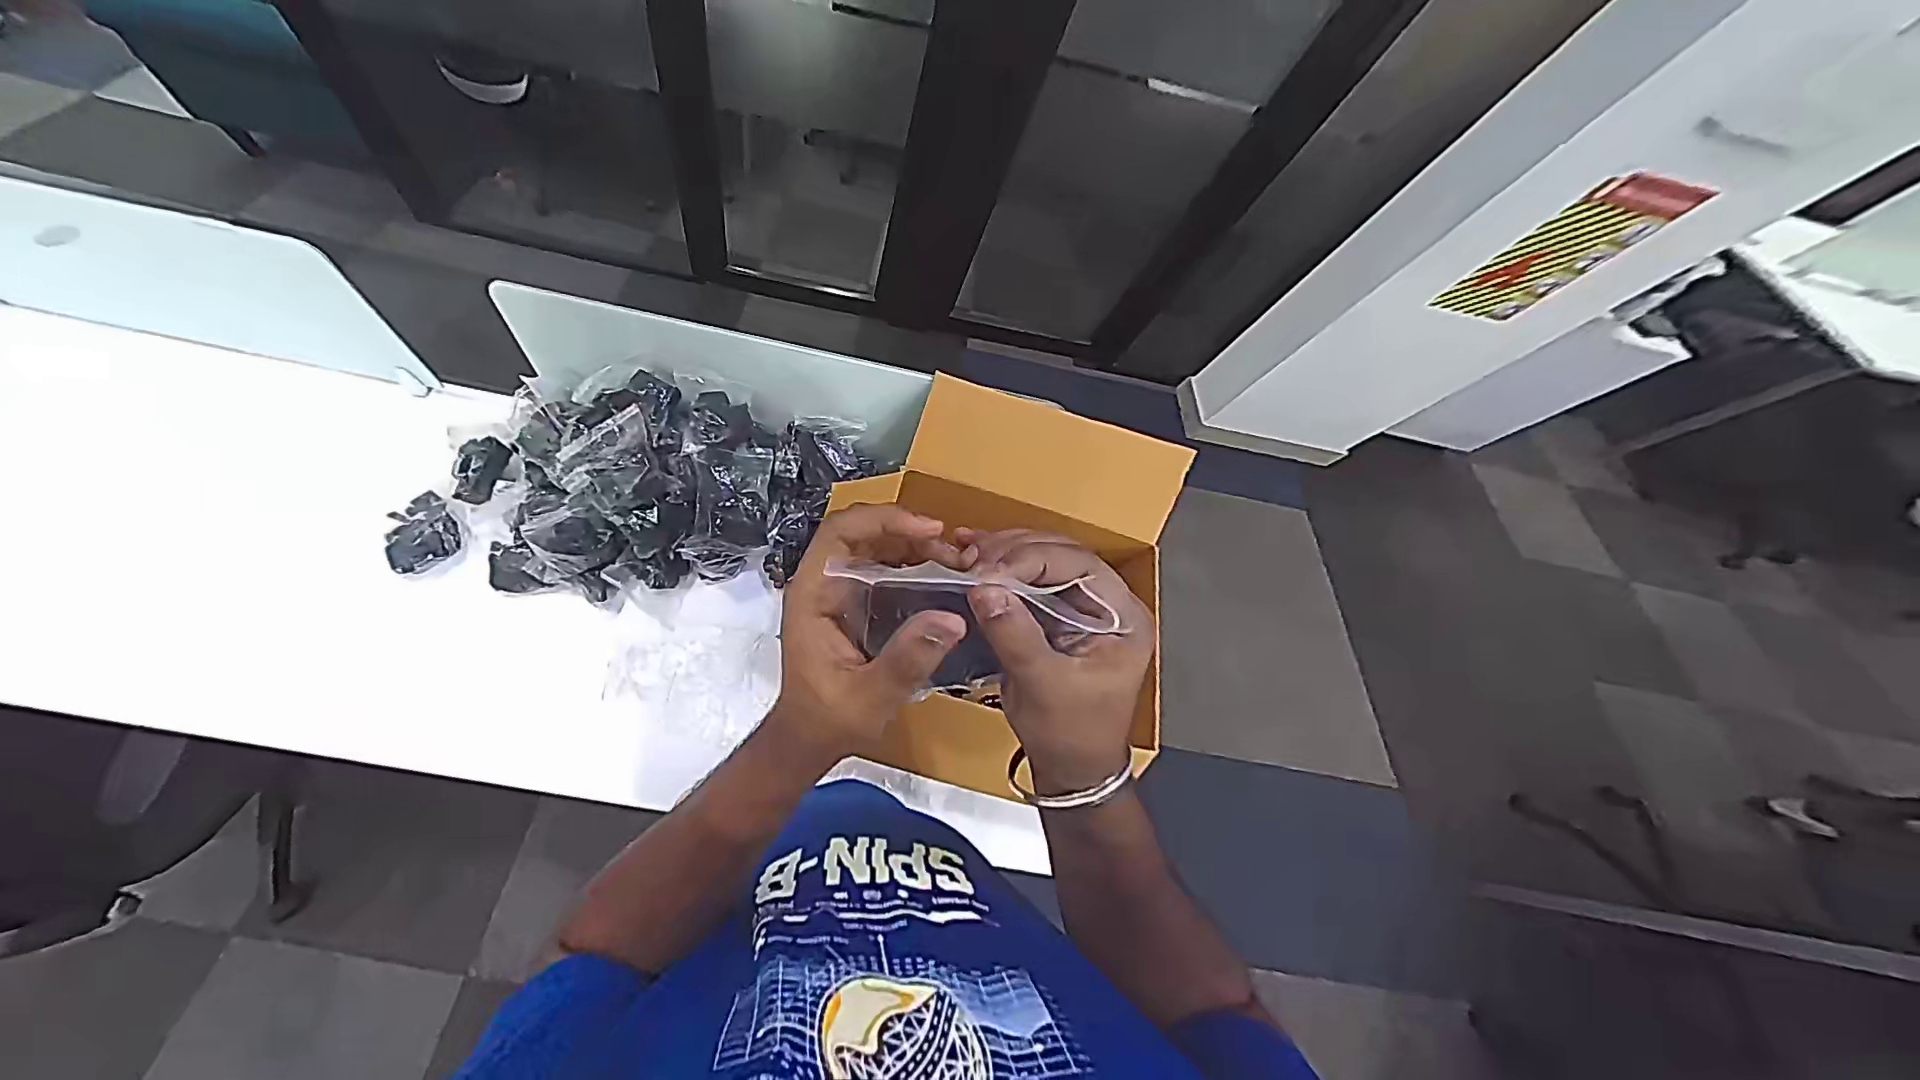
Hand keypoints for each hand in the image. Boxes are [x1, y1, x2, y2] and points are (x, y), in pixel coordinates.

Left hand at [768, 505, 969, 764]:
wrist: (812, 735)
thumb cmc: (829, 718)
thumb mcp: (870, 696)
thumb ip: (906, 661)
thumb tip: (952, 620)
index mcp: (814, 594)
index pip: (840, 532)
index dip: (884, 519)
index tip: (929, 530)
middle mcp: (824, 583)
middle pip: (863, 532)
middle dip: (909, 532)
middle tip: (952, 552)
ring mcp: (840, 590)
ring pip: (877, 546)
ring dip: (915, 546)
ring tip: (954, 563)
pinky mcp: (856, 602)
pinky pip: (884, 567)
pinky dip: (914, 564)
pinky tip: (940, 578)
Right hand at [959, 529, 1152, 795]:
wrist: (1070, 768)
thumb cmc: (1071, 735)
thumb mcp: (1044, 687)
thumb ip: (1016, 636)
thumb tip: (984, 589)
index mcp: (1123, 617)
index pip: (1081, 566)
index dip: (1033, 559)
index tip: (991, 571)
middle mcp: (1106, 604)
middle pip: (1061, 555)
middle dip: (1016, 551)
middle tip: (975, 557)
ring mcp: (1080, 608)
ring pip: (1042, 561)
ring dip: (1004, 555)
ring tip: (969, 553)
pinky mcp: (1054, 616)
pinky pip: (1027, 581)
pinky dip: (1000, 570)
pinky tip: (973, 561)